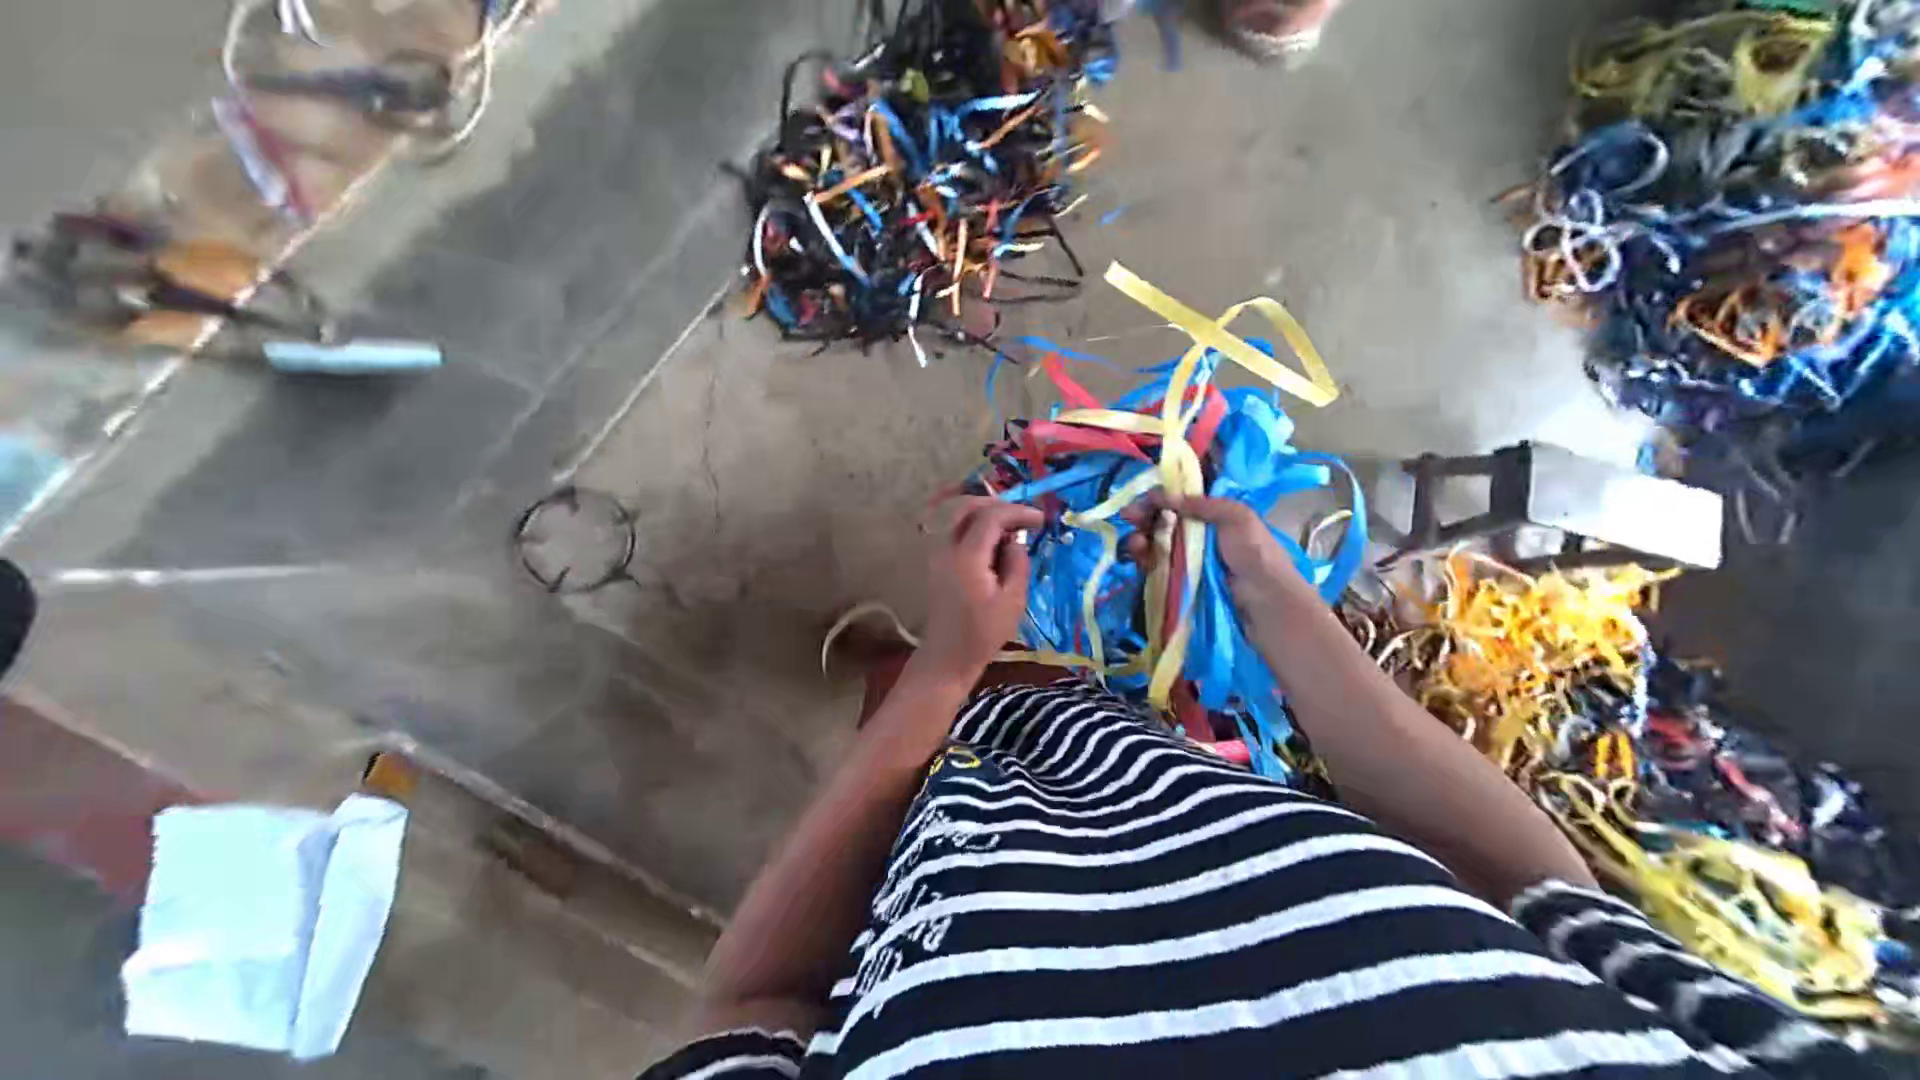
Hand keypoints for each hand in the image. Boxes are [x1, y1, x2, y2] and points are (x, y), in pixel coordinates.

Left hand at [915, 497, 1044, 681]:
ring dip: (984, 511)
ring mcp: (937, 552)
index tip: (1041, 520)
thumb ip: (1017, 563)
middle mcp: (946, 547)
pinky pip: (952, 528)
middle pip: (967, 505)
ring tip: (1009, 525)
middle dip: (998, 504)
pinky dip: (972, 523)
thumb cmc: (983, 633)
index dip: (1018, 512)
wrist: (948, 655)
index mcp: (966, 556)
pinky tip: (991, 538)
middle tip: (1023, 517)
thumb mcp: (1012, 600)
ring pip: (956, 514)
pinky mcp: (936, 560)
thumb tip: (1016, 539)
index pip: (991, 517)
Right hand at [1124, 492, 1313, 610]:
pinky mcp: (1178, 581)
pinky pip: (1154, 566)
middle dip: (1142, 517)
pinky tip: (1139, 558)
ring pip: (1153, 543)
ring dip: (1139, 538)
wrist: (1264, 601)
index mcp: (1212, 516)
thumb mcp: (1236, 517)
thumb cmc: (1253, 553)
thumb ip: (1201, 503)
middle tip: (1130, 518)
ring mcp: (1186, 560)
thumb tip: (1165, 495)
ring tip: (1136, 543)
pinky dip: (1142, 560)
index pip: (1177, 501)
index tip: (1141, 501)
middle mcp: (1196, 535)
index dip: (1156, 499)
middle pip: (1160, 521)